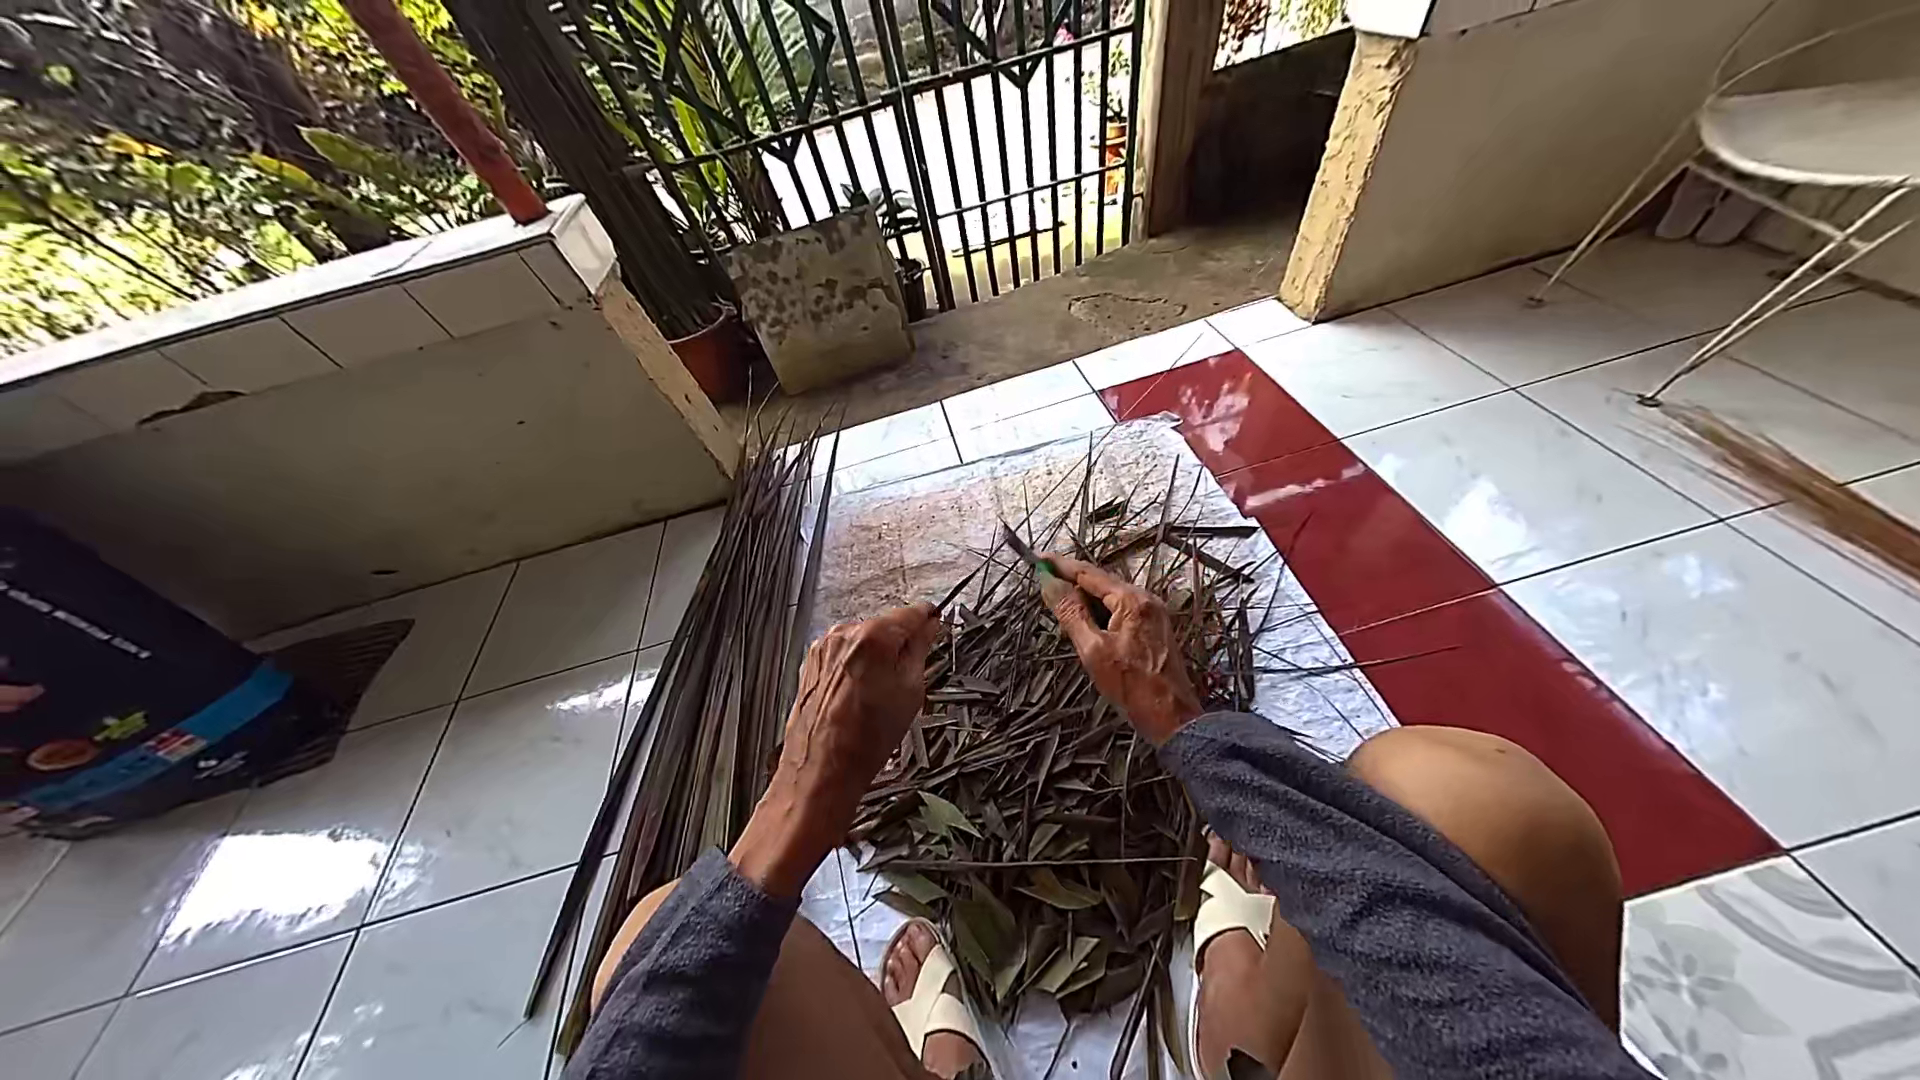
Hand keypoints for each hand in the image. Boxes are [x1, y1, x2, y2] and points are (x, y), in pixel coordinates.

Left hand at [731, 602, 941, 896]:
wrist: (821, 771)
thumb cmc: (864, 740)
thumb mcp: (911, 691)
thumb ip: (921, 649)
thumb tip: (929, 627)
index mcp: (874, 637)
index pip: (912, 612)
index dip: (929, 620)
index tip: (936, 626)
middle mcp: (845, 634)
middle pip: (887, 625)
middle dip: (901, 643)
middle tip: (910, 677)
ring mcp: (825, 648)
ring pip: (865, 639)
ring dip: (878, 656)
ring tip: (881, 694)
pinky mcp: (813, 663)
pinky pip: (846, 654)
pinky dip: (858, 667)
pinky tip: (861, 697)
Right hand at [1041, 555, 1200, 744]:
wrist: (1172, 718)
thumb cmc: (1132, 686)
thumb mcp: (1092, 649)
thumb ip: (1071, 613)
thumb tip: (1049, 584)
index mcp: (1132, 600)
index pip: (1089, 573)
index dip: (1061, 566)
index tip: (1038, 559)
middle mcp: (1146, 599)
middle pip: (1101, 582)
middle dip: (1072, 581)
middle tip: (1044, 581)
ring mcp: (1153, 613)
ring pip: (1111, 596)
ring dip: (1085, 598)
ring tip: (1060, 602)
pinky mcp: (1154, 628)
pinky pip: (1121, 609)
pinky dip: (1100, 611)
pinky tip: (1086, 621)